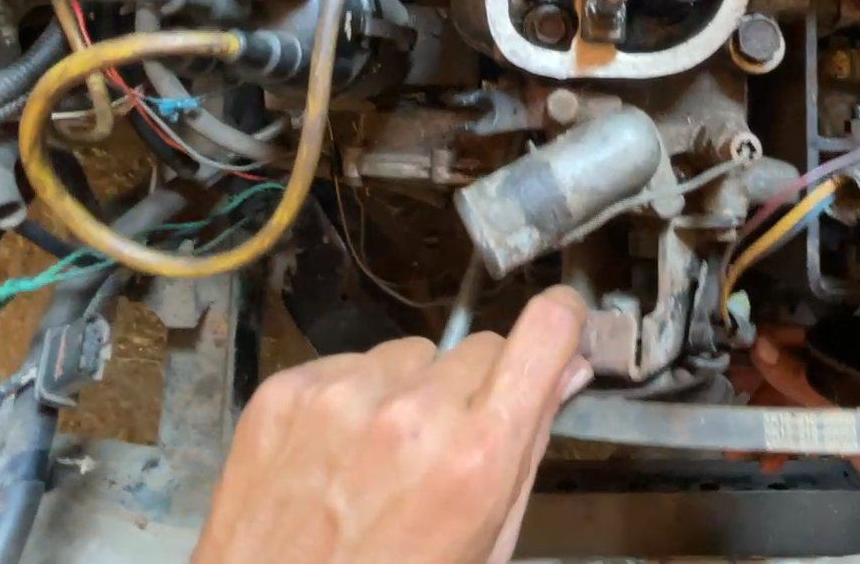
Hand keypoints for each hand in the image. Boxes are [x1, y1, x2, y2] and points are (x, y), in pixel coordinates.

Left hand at [194, 286, 591, 563]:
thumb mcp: (486, 546)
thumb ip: (531, 448)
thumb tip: (571, 367)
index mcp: (477, 455)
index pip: (546, 329)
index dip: (562, 318)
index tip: (561, 324)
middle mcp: (415, 410)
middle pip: (479, 346)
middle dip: (474, 385)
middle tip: (444, 446)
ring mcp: (344, 394)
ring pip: (413, 354)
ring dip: (408, 391)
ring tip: (375, 458)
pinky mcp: (288, 389)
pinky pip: (351, 363)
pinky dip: (352, 398)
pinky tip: (329, 455)